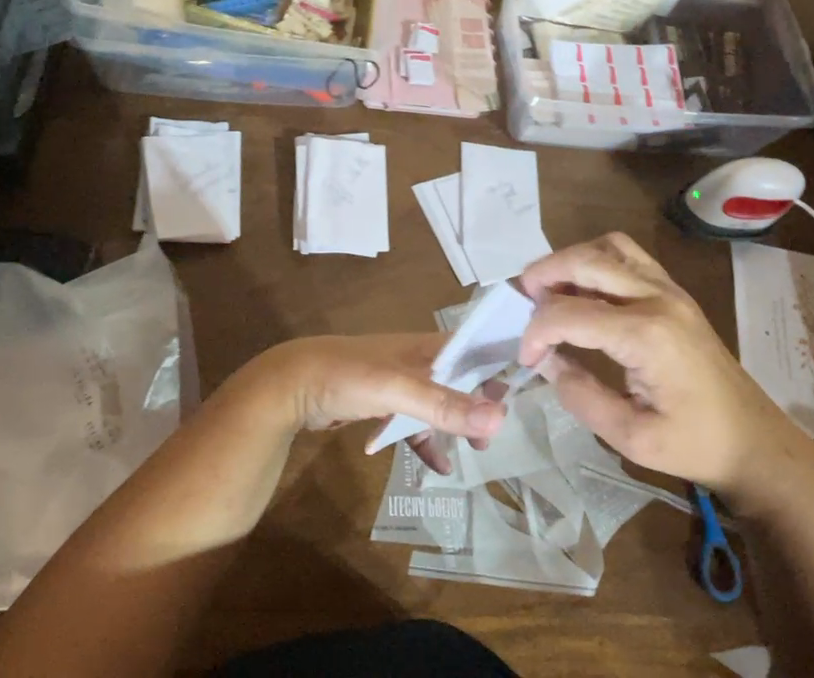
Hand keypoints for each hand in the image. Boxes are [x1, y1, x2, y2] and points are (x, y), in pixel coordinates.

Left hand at [252, 334, 506, 472]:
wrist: (289, 385)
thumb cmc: (346, 375)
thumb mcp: (398, 389)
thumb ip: (445, 405)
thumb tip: (501, 419)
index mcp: (426, 346)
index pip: (476, 349)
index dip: (501, 366)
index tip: (525, 394)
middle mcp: (417, 359)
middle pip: (461, 378)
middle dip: (481, 404)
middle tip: (496, 433)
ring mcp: (397, 381)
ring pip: (439, 402)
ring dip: (456, 425)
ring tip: (477, 452)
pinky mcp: (380, 403)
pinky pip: (413, 422)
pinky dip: (426, 441)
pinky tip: (437, 466)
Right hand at [515, 233, 811, 497]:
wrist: (755, 441)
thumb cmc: (696, 445)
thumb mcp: (631, 438)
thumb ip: (580, 396)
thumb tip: (546, 362)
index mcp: (647, 335)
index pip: (568, 314)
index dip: (535, 332)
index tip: (527, 360)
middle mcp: (658, 299)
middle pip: (586, 260)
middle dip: (544, 275)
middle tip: (522, 302)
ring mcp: (670, 290)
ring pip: (609, 247)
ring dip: (571, 260)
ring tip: (551, 290)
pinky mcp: (675, 293)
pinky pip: (629, 255)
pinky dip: (597, 261)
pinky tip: (584, 290)